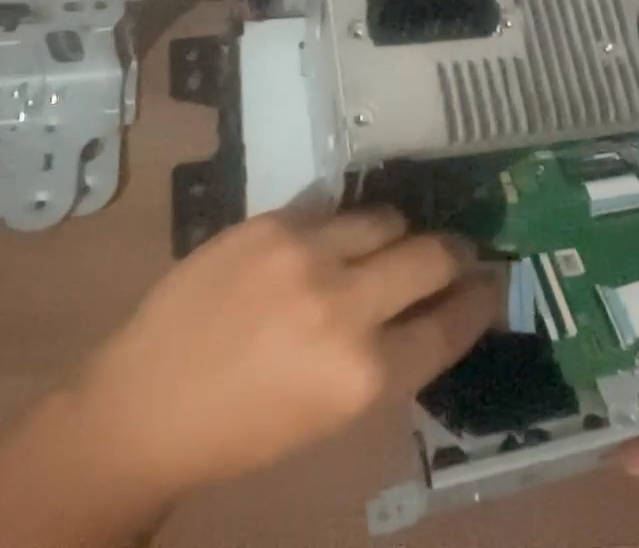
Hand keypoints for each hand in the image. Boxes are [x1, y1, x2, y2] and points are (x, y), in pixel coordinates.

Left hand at [79, 206, 496, 496]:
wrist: (145, 405)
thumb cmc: (246, 429)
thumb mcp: (335, 415)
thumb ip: (393, 357)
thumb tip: (438, 310)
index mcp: (364, 374)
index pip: (452, 323)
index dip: (482, 300)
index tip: (493, 284)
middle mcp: (343, 305)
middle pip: (433, 256)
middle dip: (457, 254)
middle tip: (458, 254)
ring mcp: (303, 254)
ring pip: (387, 218)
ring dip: (398, 233)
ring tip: (388, 243)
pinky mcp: (267, 223)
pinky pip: (331, 208)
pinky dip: (342, 225)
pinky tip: (332, 238)